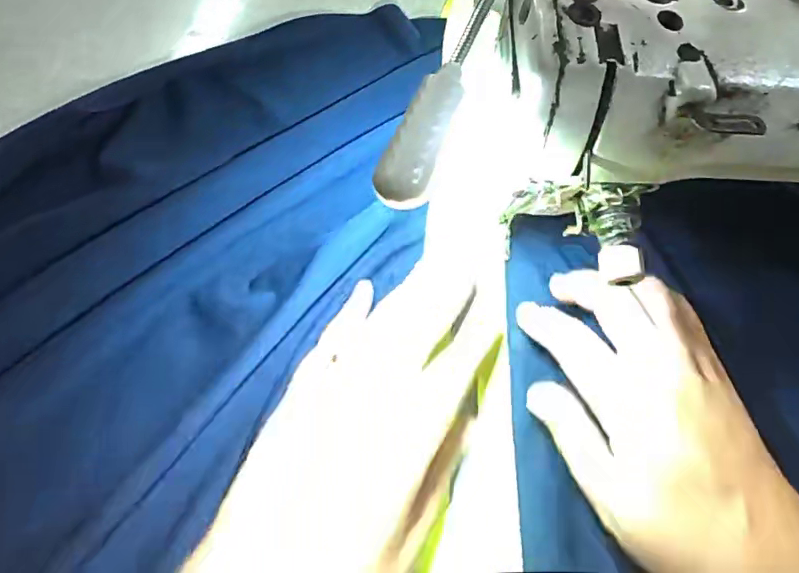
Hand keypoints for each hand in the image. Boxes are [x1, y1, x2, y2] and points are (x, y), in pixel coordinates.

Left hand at [185, 261, 502, 572]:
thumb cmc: (349, 561)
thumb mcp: (413, 527)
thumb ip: (445, 466)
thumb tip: (472, 416)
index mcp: (415, 423)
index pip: (462, 355)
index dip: (484, 318)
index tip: (501, 286)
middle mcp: (378, 392)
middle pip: (422, 325)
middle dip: (451, 288)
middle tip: (472, 257)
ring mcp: (333, 389)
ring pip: (380, 325)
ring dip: (409, 291)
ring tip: (434, 262)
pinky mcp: (298, 399)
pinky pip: (328, 345)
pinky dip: (347, 317)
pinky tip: (364, 291)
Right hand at [516, 270, 798, 572]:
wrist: (754, 527)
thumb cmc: (674, 522)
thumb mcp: (612, 498)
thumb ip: (574, 436)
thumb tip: (537, 391)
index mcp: (628, 398)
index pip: (577, 344)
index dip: (547, 324)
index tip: (525, 312)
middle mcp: (660, 361)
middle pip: (615, 303)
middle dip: (582, 285)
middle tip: (556, 286)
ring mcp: (691, 354)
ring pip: (651, 293)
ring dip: (620, 279)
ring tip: (596, 281)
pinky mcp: (713, 357)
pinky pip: (683, 306)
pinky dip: (657, 290)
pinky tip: (645, 293)